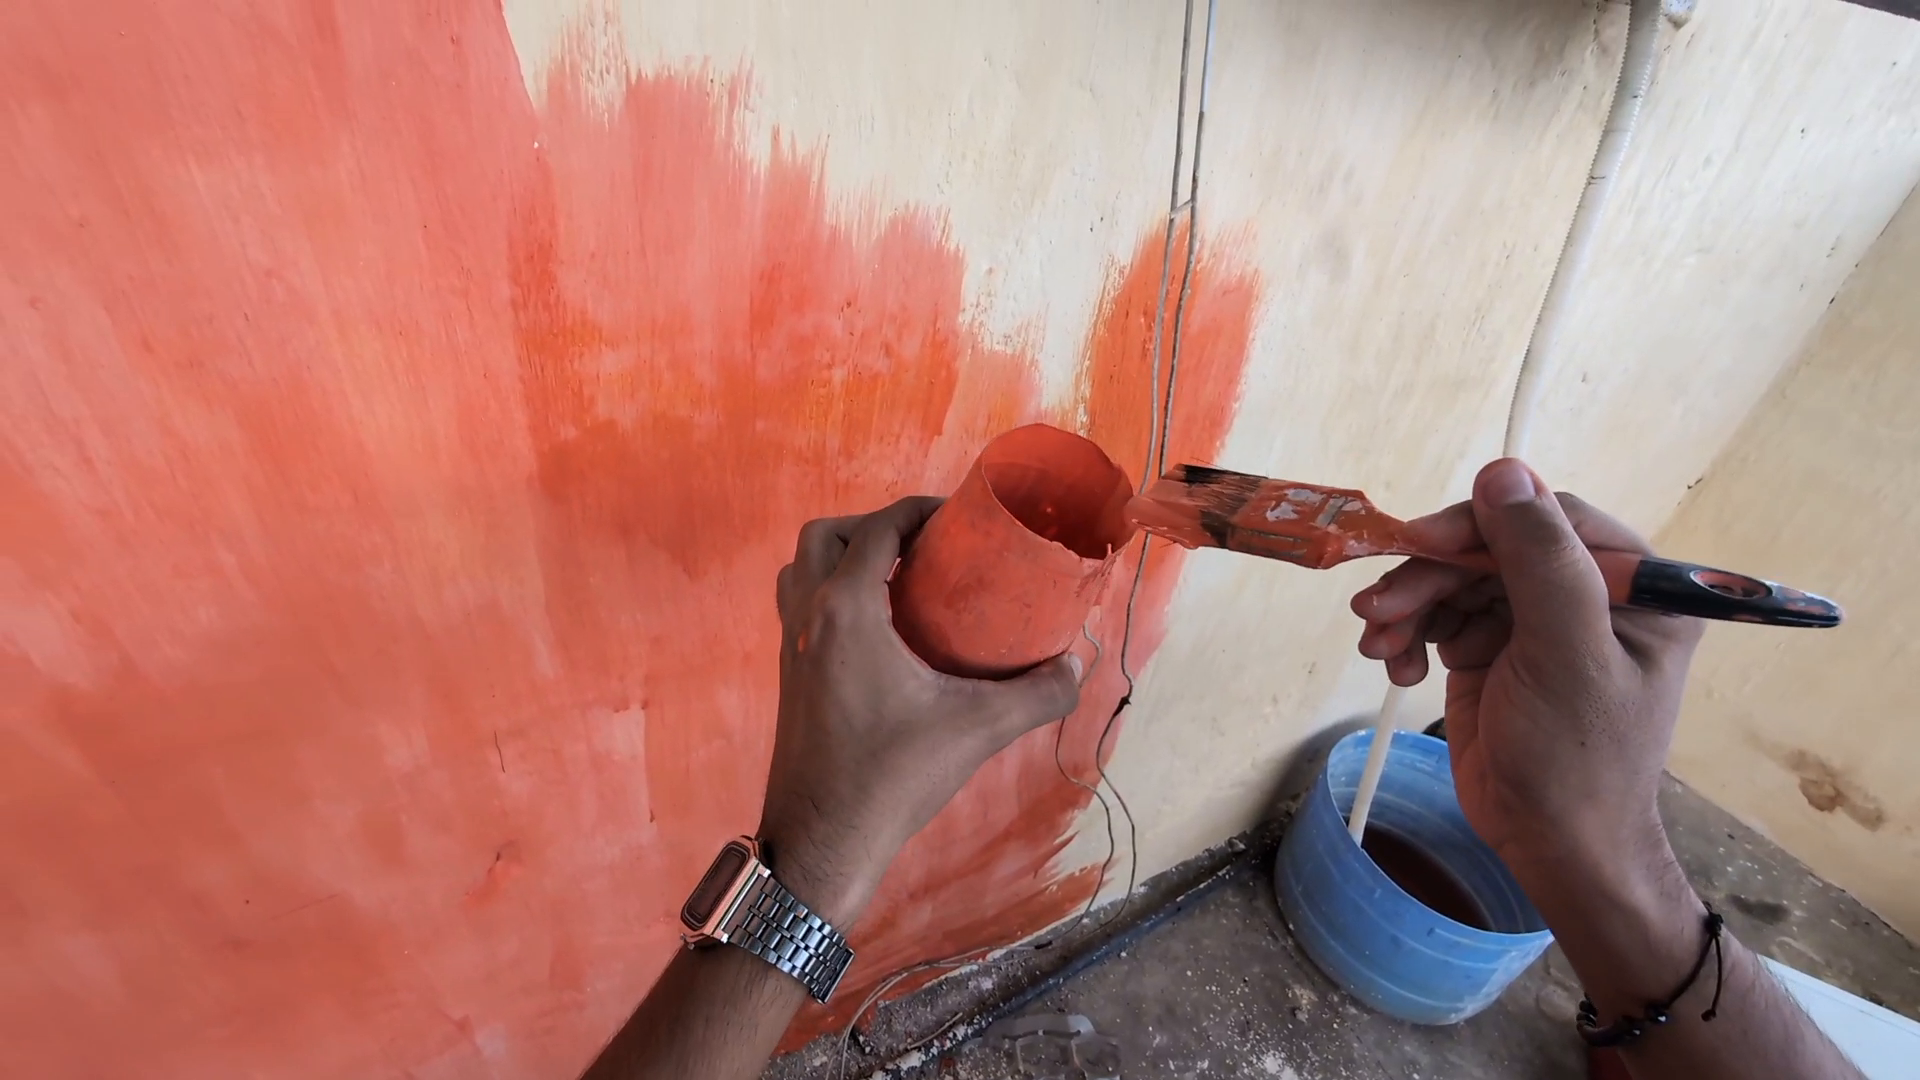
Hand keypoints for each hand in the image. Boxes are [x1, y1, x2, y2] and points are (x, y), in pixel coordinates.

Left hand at [759, 497, 1082, 924]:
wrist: (822, 842)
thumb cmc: (893, 774)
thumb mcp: (977, 729)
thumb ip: (1037, 693)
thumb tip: (1075, 666)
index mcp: (846, 609)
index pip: (878, 528)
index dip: (918, 511)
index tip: (958, 518)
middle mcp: (808, 614)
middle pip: (826, 535)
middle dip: (873, 526)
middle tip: (922, 548)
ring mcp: (789, 643)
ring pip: (802, 567)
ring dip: (842, 555)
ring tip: (894, 576)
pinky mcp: (788, 672)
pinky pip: (800, 603)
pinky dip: (830, 590)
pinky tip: (876, 627)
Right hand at [1349, 458, 1703, 869]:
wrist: (1544, 839)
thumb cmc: (1574, 753)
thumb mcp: (1563, 651)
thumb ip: (1539, 559)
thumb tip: (1502, 468)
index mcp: (1630, 587)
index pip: (1544, 521)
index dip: (1476, 525)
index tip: (1419, 544)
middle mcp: (1579, 596)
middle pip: (1482, 552)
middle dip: (1424, 580)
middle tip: (1374, 611)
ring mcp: (1526, 623)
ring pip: (1448, 584)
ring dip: (1404, 611)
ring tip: (1377, 646)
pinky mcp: (1483, 648)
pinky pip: (1433, 618)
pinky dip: (1407, 638)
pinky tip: (1398, 668)